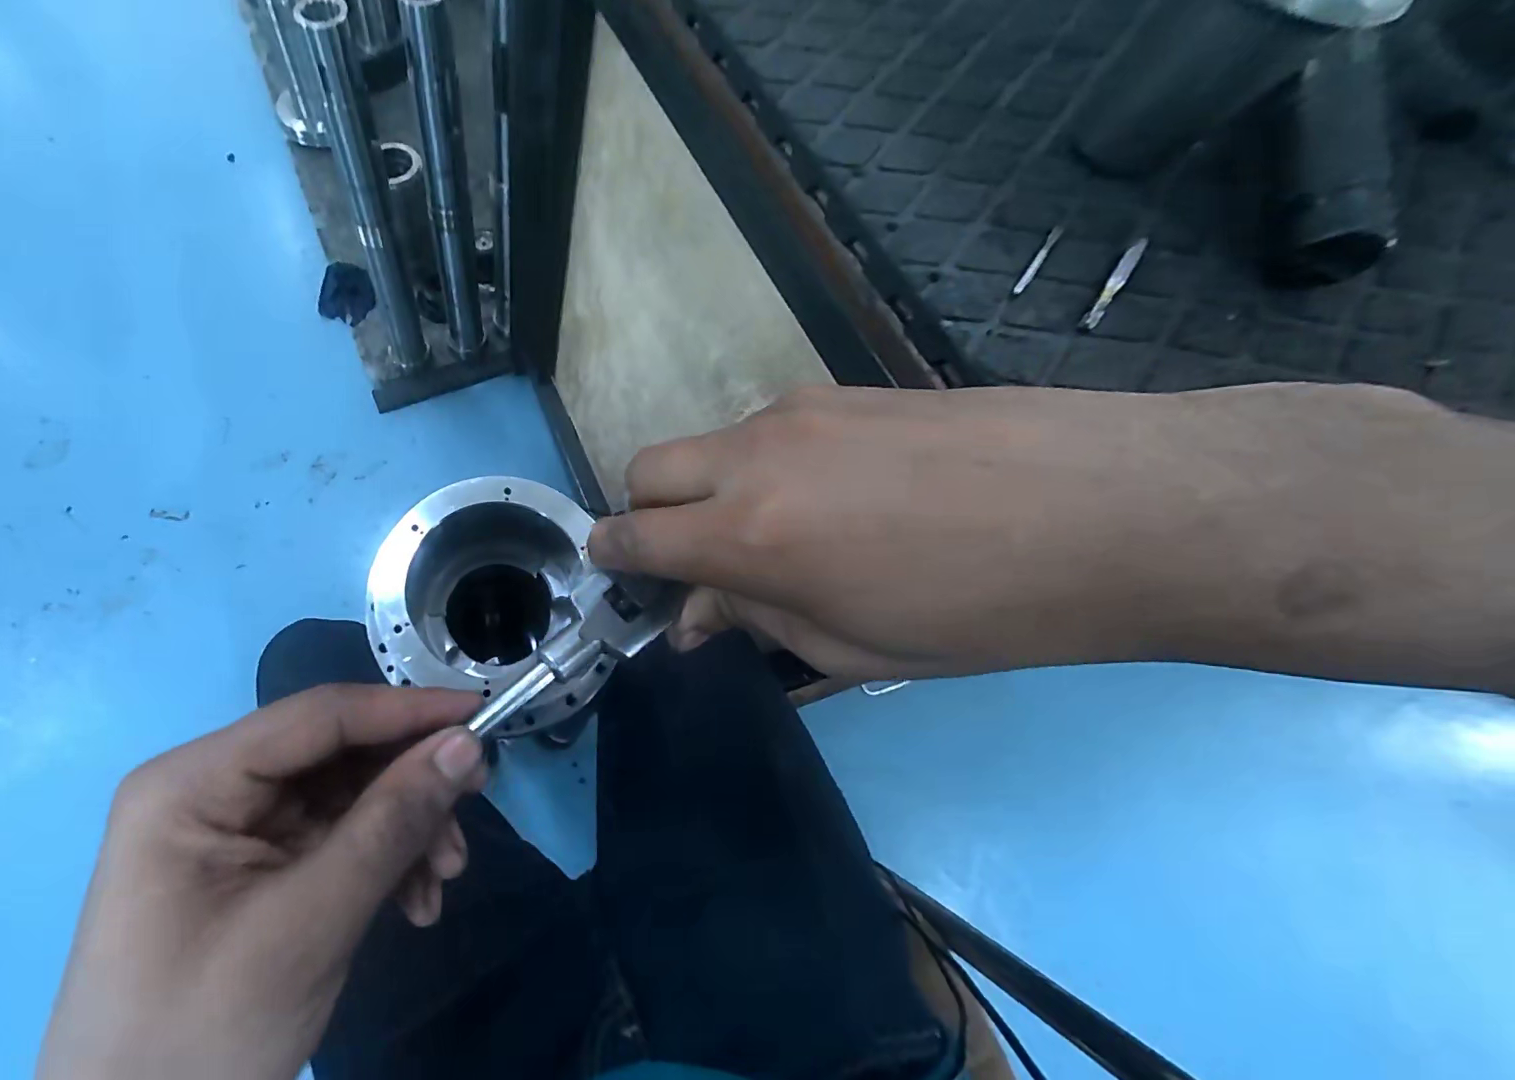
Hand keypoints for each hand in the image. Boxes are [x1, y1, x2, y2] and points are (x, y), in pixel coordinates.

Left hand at [37, 685, 487, 1079]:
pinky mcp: (261, 863)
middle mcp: (213, 787)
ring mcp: (236, 826)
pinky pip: (341, 834)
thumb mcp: (309, 924)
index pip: (319, 717)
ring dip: (407, 827)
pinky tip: (416, 902)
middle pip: (338, 753)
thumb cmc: (201, 1039)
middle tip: (476, 798)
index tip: (479, 711)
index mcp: (192, 782)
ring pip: (349, 793)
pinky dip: (387, 859)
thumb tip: (466, 745)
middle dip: (410, 782)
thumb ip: (392, 824)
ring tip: (445, 878)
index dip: (404, 709)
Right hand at [587, 382, 1504, 685]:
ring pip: (707, 446)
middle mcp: (752, 459)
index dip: (610, 556)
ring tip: (778, 530)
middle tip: (689, 555)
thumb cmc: (980, 609)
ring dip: (709, 488)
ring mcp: (796, 413)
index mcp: (748, 534)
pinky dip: (763, 465)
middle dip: (645, 512)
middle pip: (645, 468)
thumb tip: (696, 614)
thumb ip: (754, 620)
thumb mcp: (851, 645)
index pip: (633, 534)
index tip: (615, 574)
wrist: (1118, 508)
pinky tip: (832, 493)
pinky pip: (765, 430)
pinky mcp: (841, 390)